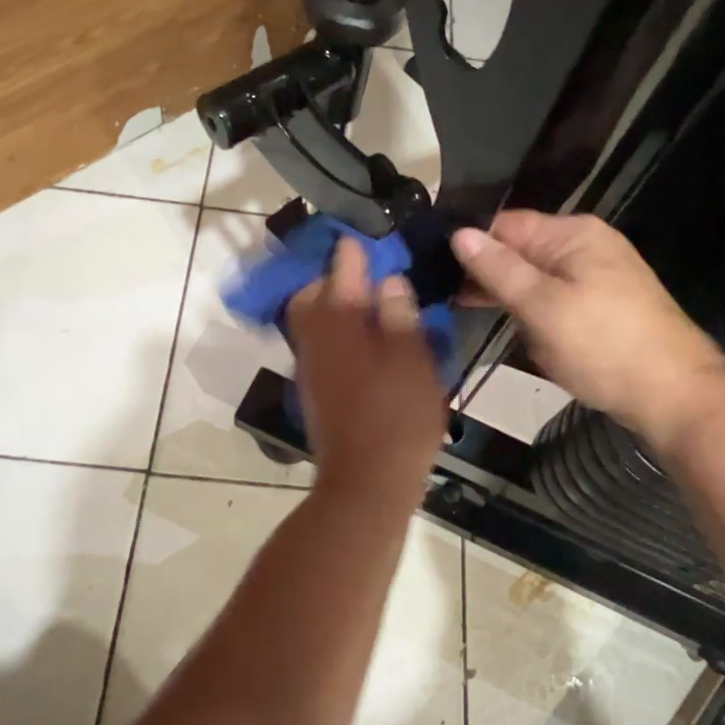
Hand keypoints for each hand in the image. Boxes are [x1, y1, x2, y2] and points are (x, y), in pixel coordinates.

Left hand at [289, 238, 446, 507]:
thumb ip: (400, 318)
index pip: (342, 270)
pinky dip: (337, 333)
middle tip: (368, 276)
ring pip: (313, 320)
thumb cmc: (398, 420)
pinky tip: (367, 343)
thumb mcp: (413, 363)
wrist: (365, 484)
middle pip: (313, 294)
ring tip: (372, 308)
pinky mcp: (314, 390)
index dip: (356, 252)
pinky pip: (320, 344)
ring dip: (335, 306)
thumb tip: (389, 283)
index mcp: (341, 323)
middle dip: (335, 278)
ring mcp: (311, 366)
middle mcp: (317, 338)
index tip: (372, 240)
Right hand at [451, 211, 724, 452]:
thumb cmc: (603, 347)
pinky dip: (538, 317)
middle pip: (521, 251)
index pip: (505, 225)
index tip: (436, 275)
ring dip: (514, 302)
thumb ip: (498, 269)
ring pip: (537, 279)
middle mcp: (587, 245)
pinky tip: (528, 338)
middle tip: (451, 305)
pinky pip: (557, 300)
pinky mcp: (605, 306)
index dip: (471, 248)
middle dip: (491, 278)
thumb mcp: (541, 307)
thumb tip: (459, 233)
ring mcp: (599, 276)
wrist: (676, 396)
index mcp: (573, 234)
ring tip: (486, 324)